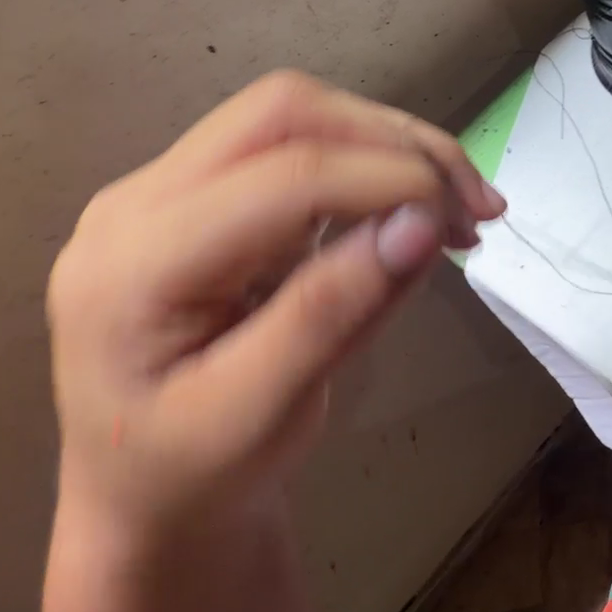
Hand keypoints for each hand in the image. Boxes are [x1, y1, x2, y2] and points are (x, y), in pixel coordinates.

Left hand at [45, 71, 504, 538]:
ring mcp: (170, 190)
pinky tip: (421, 209)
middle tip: (477, 205)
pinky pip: (303, 146)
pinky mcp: (212, 196)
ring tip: (466, 207)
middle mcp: (140, 200)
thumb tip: (422, 224)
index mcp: (135, 260)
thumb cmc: (196, 470)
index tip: (469, 224)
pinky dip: (379, 163)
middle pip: (289, 113)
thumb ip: (334, 313)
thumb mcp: (262, 413)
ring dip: (397, 148)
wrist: (146, 498)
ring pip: (301, 116)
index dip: (393, 181)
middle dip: (400, 144)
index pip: (285, 174)